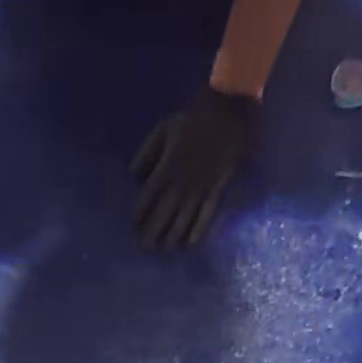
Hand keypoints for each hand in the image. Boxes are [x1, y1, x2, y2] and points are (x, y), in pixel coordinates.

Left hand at [131, 87, 257, 250]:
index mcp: (165, 170)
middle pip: (162, 217)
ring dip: (171, 239)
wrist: (227, 113)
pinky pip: (205, 217)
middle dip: (151, 235)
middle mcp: (180, 185)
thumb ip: (146, 155)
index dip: (139, 216)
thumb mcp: (161, 131)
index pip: (147, 200)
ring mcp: (199, 191)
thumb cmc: (191, 122)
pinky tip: (188, 244)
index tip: (134, 228)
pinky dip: (196, 232)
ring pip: (182, 223)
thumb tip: (136, 177)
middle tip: (145, 248)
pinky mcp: (215, 192)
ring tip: (164, 249)